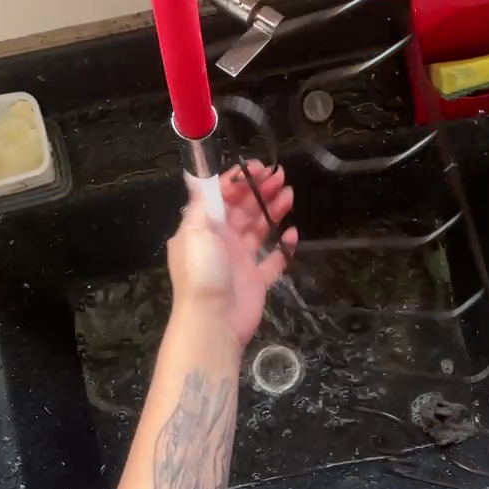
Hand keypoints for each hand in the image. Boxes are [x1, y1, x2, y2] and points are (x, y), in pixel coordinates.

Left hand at [166, 162, 296, 345]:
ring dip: (273, 211)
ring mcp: (240, 261)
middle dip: (260, 191)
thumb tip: (200, 179)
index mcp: (204, 228)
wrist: (212, 321)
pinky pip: (274, 260)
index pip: (221, 197)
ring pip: (259, 230)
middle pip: (243, 210)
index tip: (259, 168)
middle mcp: (221, 242)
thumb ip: (202, 205)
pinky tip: (293, 234)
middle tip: (281, 177)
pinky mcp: (256, 281)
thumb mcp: (194, 231)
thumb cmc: (202, 273)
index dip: (239, 180)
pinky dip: (284, 247)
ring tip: (290, 195)